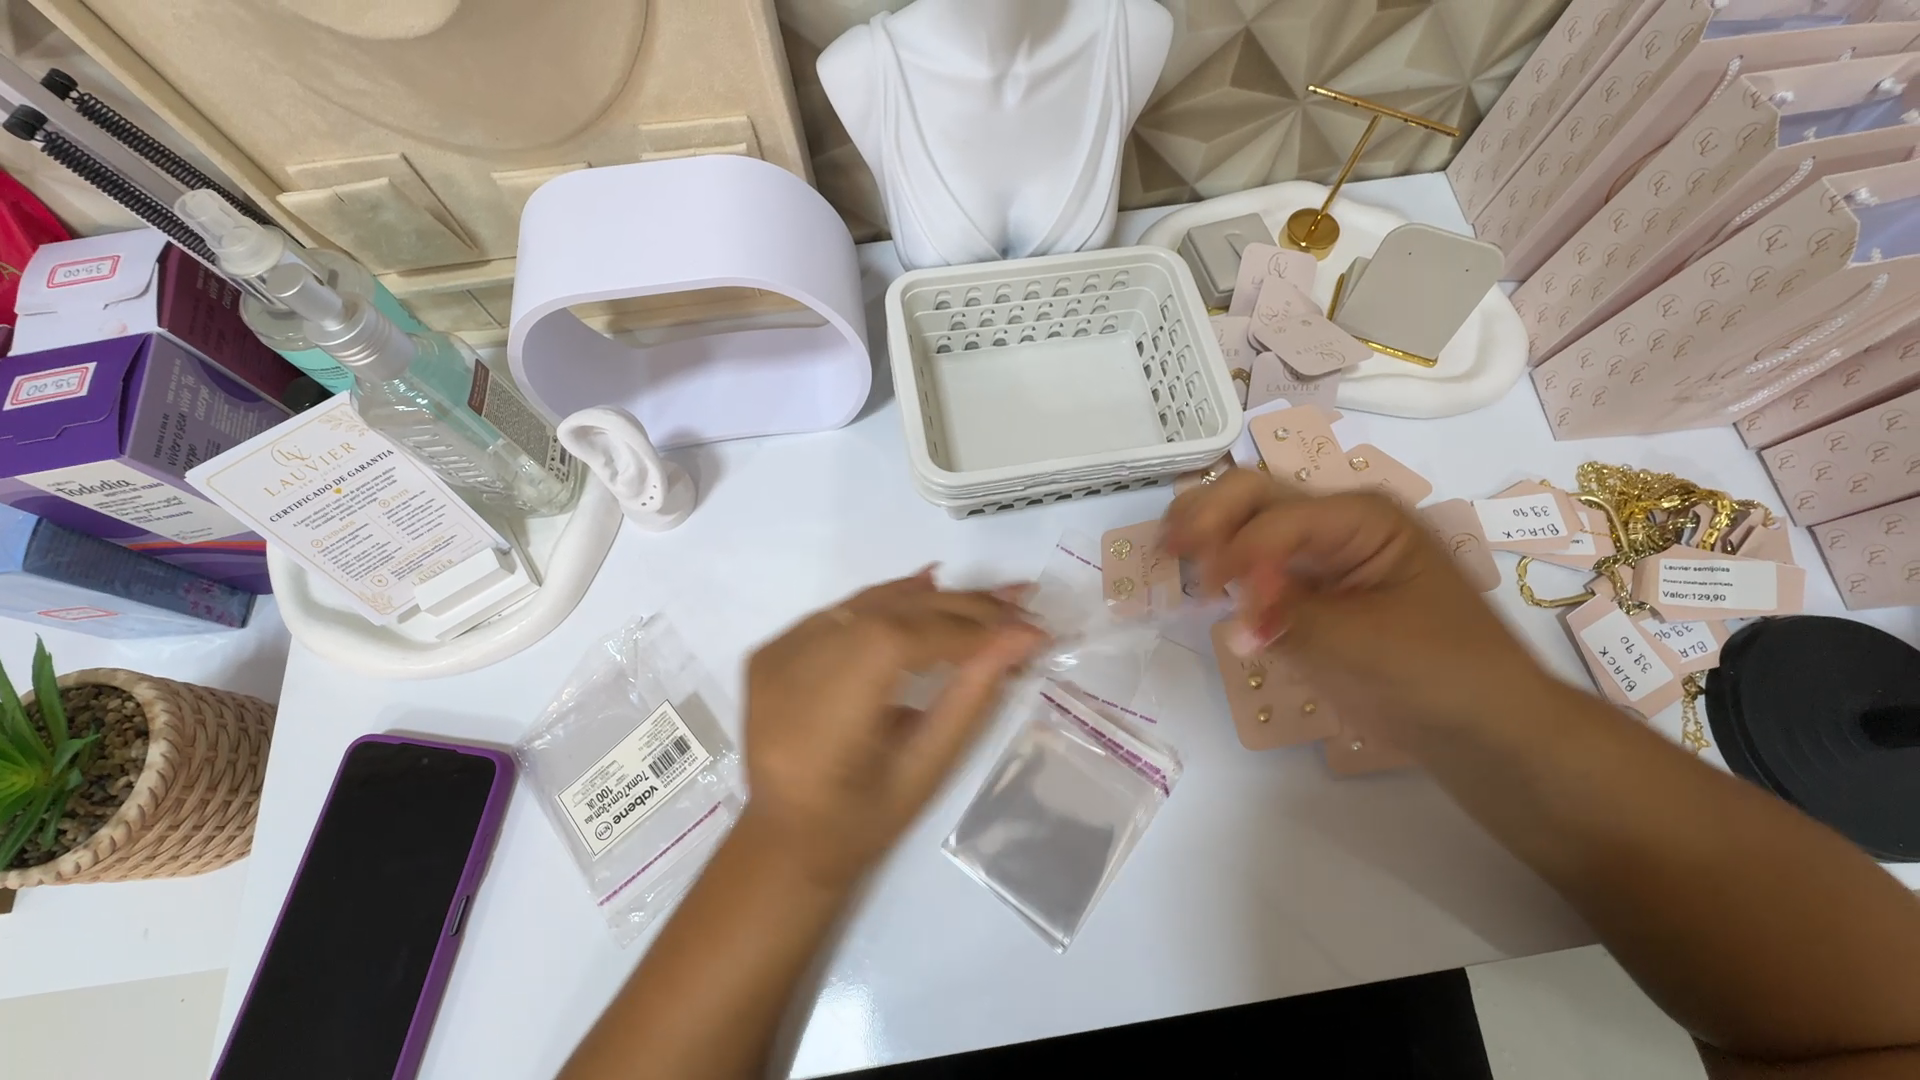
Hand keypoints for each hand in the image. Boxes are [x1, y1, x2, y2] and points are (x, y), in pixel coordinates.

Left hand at [740, 570, 1047, 889]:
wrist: (787, 836)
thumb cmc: (862, 821)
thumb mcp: (925, 770)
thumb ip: (970, 698)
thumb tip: (1020, 637)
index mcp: (821, 723)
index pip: (899, 644)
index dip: (966, 629)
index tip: (1028, 629)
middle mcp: (788, 675)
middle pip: (885, 614)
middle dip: (959, 607)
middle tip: (1019, 602)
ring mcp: (775, 656)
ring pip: (866, 603)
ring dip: (932, 597)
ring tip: (990, 598)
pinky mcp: (774, 649)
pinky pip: (843, 610)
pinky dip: (892, 600)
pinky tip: (932, 590)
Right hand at [1162, 469, 1553, 738]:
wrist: (1478, 726)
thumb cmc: (1440, 672)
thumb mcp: (1366, 643)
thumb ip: (1292, 620)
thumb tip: (1231, 625)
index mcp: (1362, 519)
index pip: (1280, 518)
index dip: (1244, 554)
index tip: (1223, 600)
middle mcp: (1333, 525)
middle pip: (1253, 496)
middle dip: (1208, 515)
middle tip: (1171, 549)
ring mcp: (1315, 558)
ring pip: (1244, 521)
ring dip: (1203, 530)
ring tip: (1168, 553)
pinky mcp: (1301, 593)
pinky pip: (1248, 566)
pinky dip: (1215, 565)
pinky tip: (1190, 577)